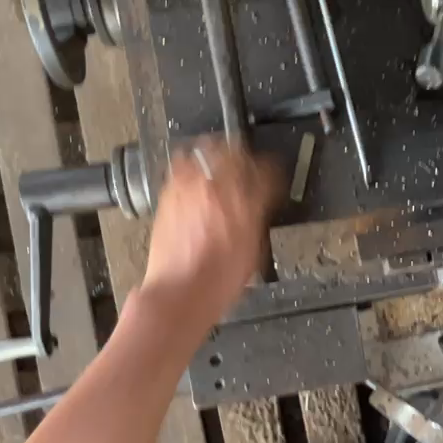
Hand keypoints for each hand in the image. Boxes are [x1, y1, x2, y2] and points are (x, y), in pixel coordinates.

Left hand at [140, 139, 283, 323]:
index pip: (266, 174)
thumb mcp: (253, 252)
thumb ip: (256, 221)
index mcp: (246, 205)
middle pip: (235, 154)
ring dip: (216, 150)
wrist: (180, 292)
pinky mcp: (169, 196)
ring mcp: (190, 191)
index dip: (272, 172)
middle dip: (245, 155)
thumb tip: (259, 207)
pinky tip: (194, 170)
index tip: (273, 174)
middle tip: (248, 160)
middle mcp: (218, 191)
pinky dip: (190, 164)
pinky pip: (181, 168)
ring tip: (221, 154)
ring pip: (205, 153)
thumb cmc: (216, 281)